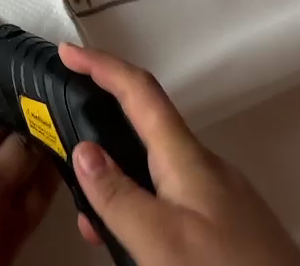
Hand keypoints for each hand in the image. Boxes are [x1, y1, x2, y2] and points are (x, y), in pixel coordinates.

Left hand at [0, 83, 61, 265]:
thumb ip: (5, 230)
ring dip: (6, 106)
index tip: (58, 148)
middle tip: (42, 113)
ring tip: (15, 91)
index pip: (44, 186)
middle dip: (36, 129)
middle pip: (25, 146)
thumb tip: (17, 207)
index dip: (54, 163)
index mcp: (6, 224)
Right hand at [59, 45, 299, 265]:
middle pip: (144, 130)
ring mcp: (222, 200)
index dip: (101, 65)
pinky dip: (144, 211)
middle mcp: (206, 169)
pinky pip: (174, 202)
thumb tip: (84, 151)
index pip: (139, 90)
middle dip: (102, 135)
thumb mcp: (160, 240)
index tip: (68, 52)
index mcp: (188, 158)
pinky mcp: (230, 229)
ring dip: (120, 187)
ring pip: (157, 174)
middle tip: (68, 156)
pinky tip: (137, 246)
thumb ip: (117, 196)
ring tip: (96, 224)